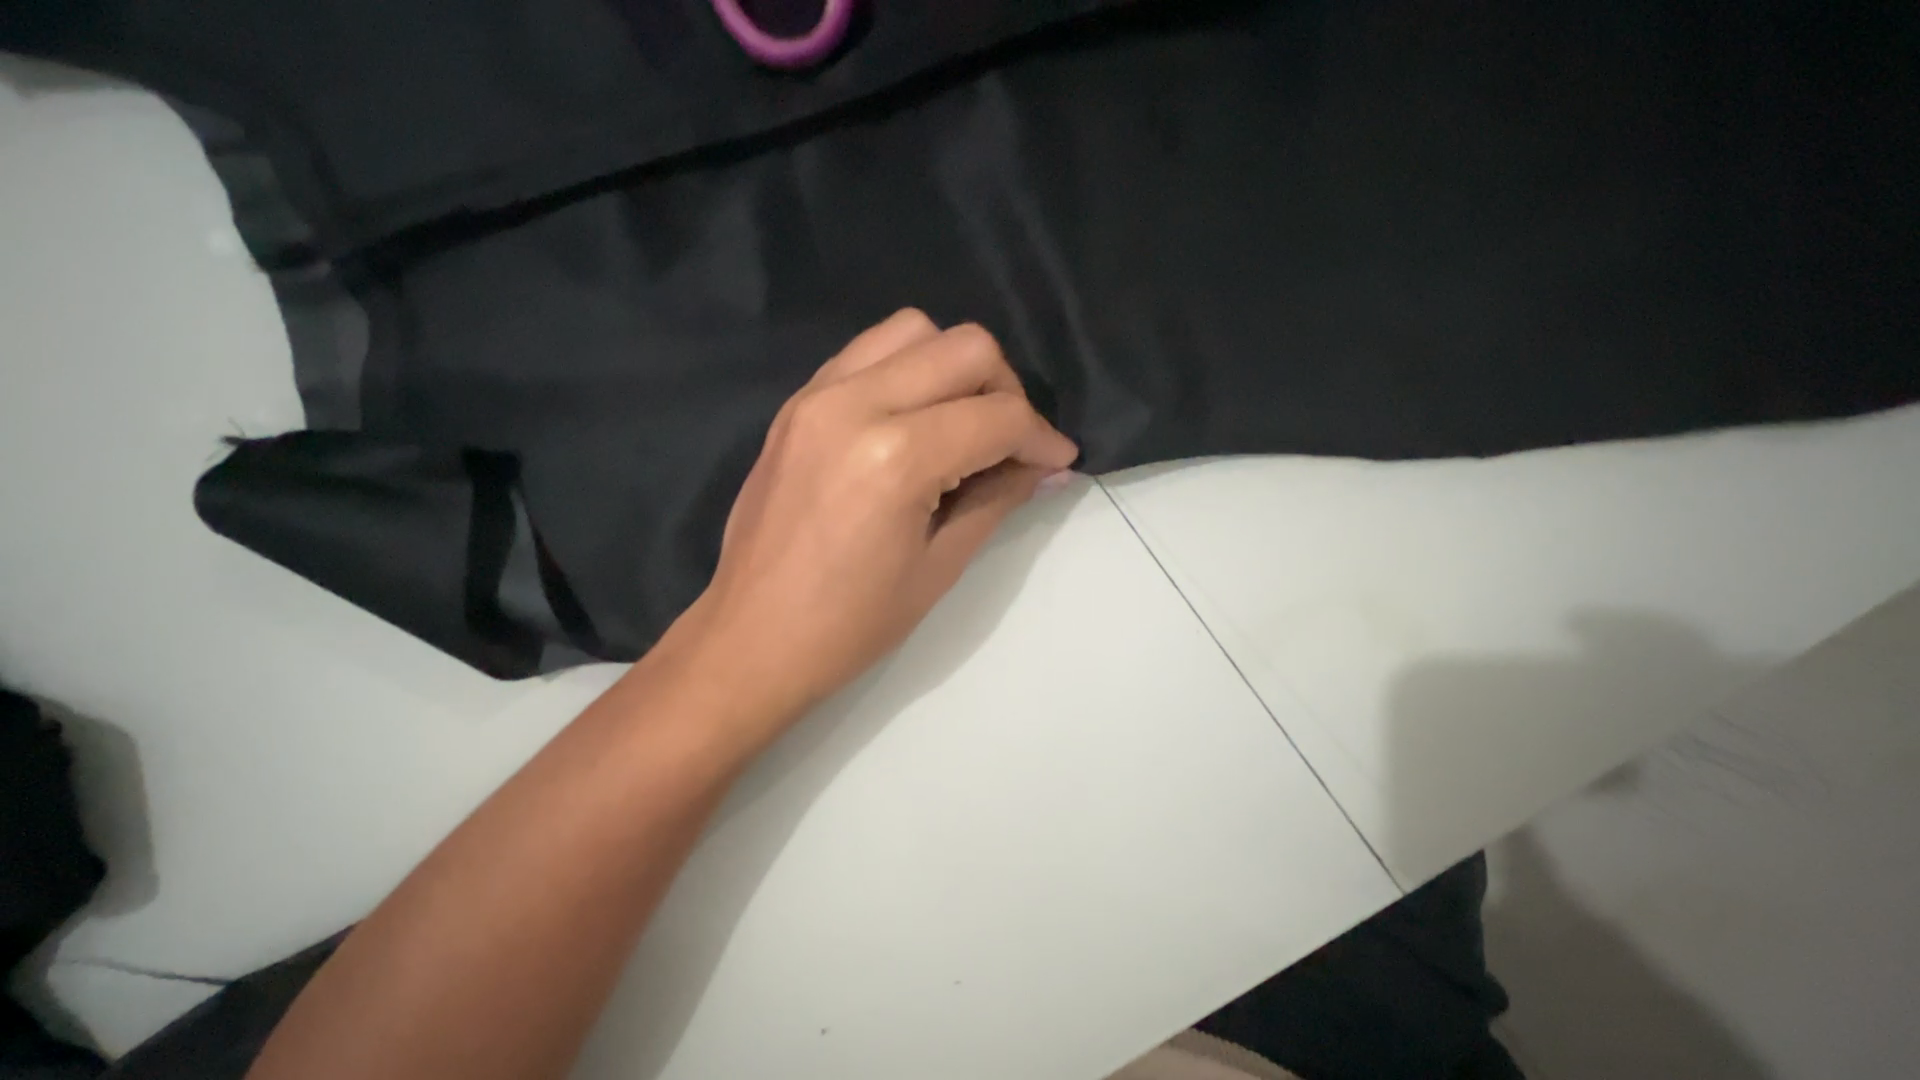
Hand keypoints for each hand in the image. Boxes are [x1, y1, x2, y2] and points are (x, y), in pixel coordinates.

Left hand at [671, 309, 1078, 727]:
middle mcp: (855, 404)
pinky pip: (867, 351)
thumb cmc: (850, 624)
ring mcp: (818, 395)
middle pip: (966, 348)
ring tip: (961, 422)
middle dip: (1007, 390)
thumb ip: (998, 498)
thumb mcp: (939, 567)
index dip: (1042, 438)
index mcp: (896, 457)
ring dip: (954, 366)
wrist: (751, 637)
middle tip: (1010, 442)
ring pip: (914, 330)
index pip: (998, 415)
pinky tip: (913, 418)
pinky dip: (906, 368)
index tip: (1056, 462)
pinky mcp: (797, 402)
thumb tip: (1047, 467)